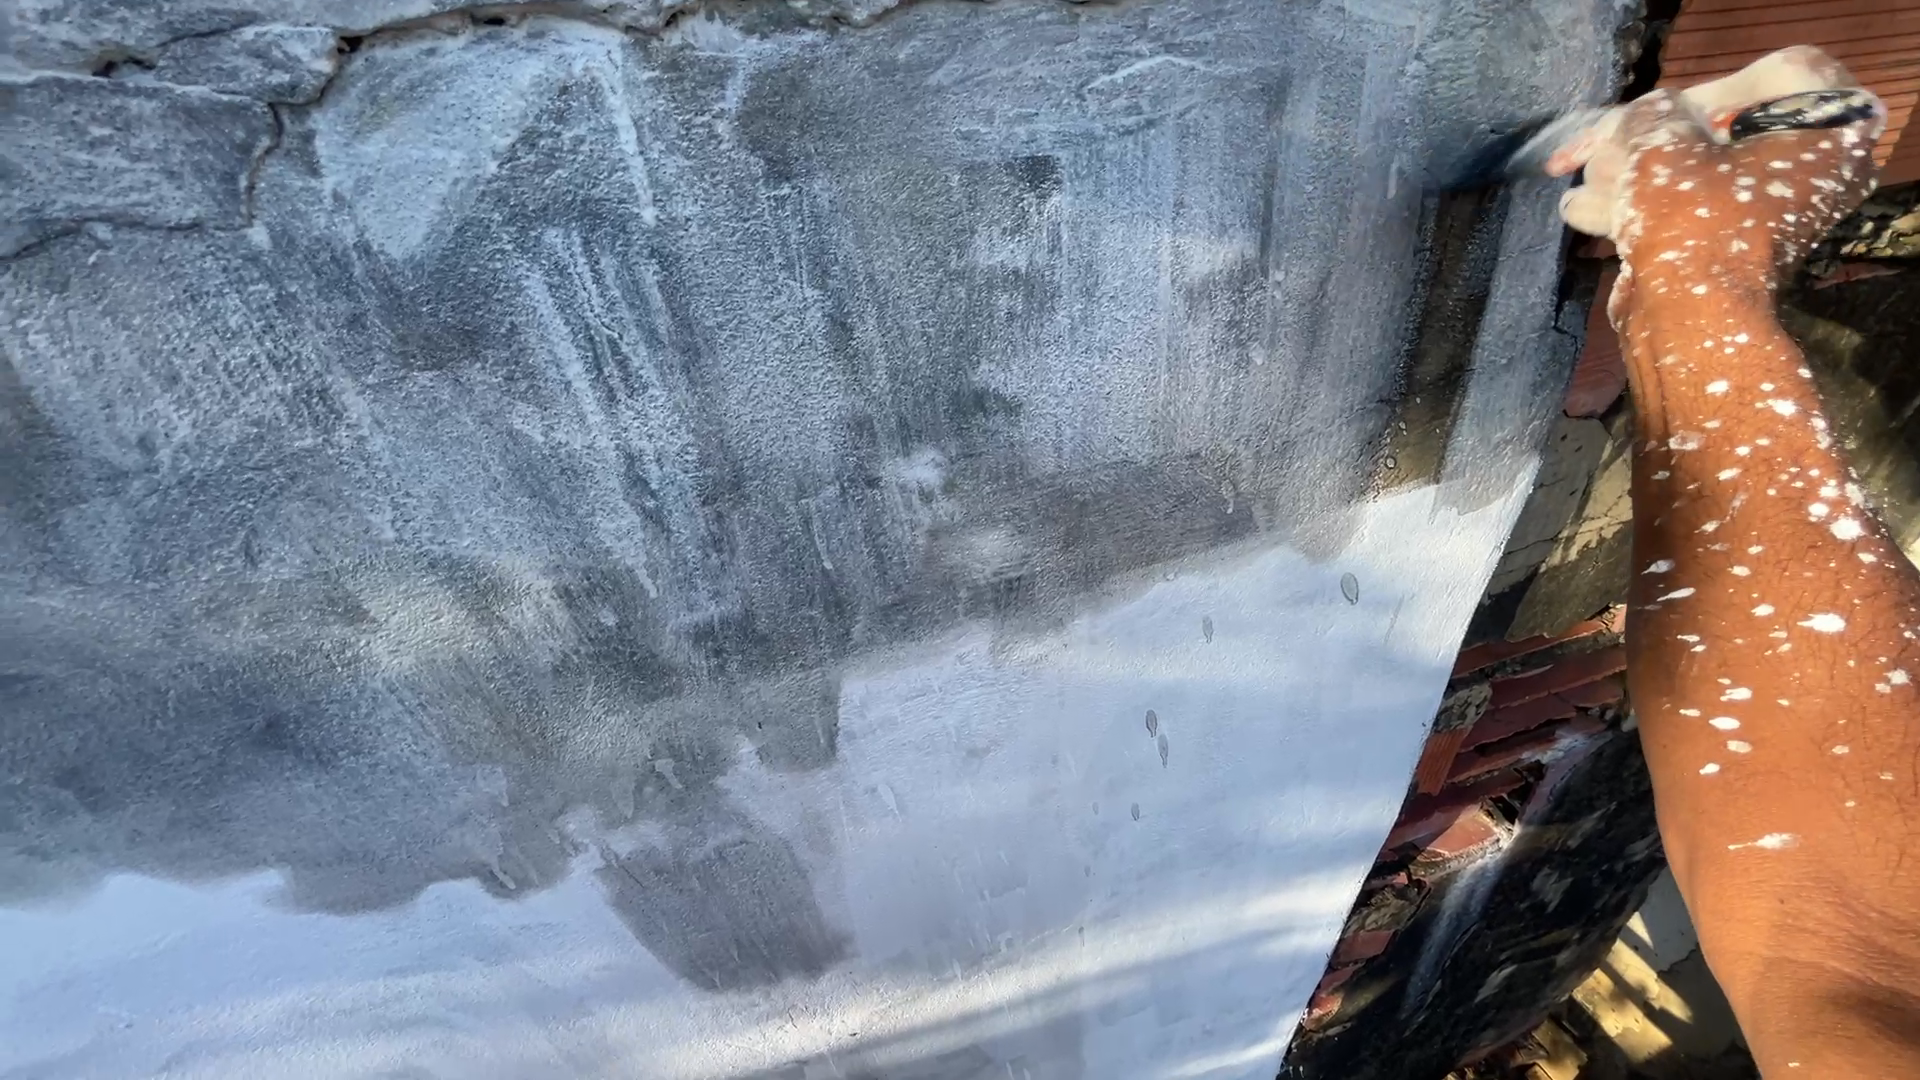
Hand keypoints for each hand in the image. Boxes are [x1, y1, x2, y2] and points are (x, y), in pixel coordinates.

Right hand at [1550, 48, 1885, 320]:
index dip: (1698, 90)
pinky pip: (1677, 208)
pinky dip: (1630, 206)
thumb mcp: (1662, 150)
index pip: (1770, 76)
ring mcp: (1763, 207)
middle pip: (1713, 128)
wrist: (1686, 317)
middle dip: (1638, 143)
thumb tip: (1637, 120)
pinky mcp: (1722, 242)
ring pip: (1683, 172)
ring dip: (1620, 177)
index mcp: (1828, 127)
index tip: (1642, 118)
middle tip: (1583, 157)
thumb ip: (1648, 115)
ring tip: (1575, 189)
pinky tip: (1581, 210)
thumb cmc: (1691, 225)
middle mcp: (1807, 163)